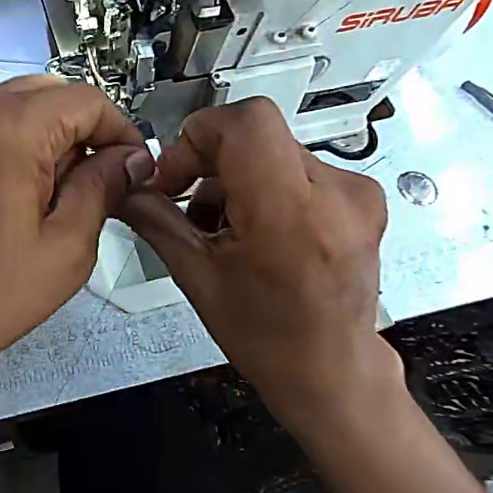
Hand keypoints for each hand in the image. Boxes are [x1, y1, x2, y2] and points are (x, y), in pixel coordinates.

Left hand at [0, 76, 150, 416]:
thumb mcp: (66, 247)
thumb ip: (103, 189)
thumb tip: (127, 160)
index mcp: (8, 129)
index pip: (87, 100)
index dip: (122, 132)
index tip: (133, 166)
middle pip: (51, 96)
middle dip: (87, 133)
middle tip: (104, 183)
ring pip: (17, 109)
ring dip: (51, 140)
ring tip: (61, 198)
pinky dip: (14, 148)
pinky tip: (21, 198)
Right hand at [115, 98, 398, 428]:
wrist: (331, 370)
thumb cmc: (274, 341)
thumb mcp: (200, 281)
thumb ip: (159, 222)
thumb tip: (129, 190)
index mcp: (290, 215)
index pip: (245, 122)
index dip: (200, 136)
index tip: (181, 170)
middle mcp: (334, 196)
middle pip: (258, 134)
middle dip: (215, 162)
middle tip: (193, 203)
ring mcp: (355, 195)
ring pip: (277, 150)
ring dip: (242, 178)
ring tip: (229, 229)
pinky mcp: (363, 198)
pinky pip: (303, 168)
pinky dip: (272, 188)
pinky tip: (259, 230)